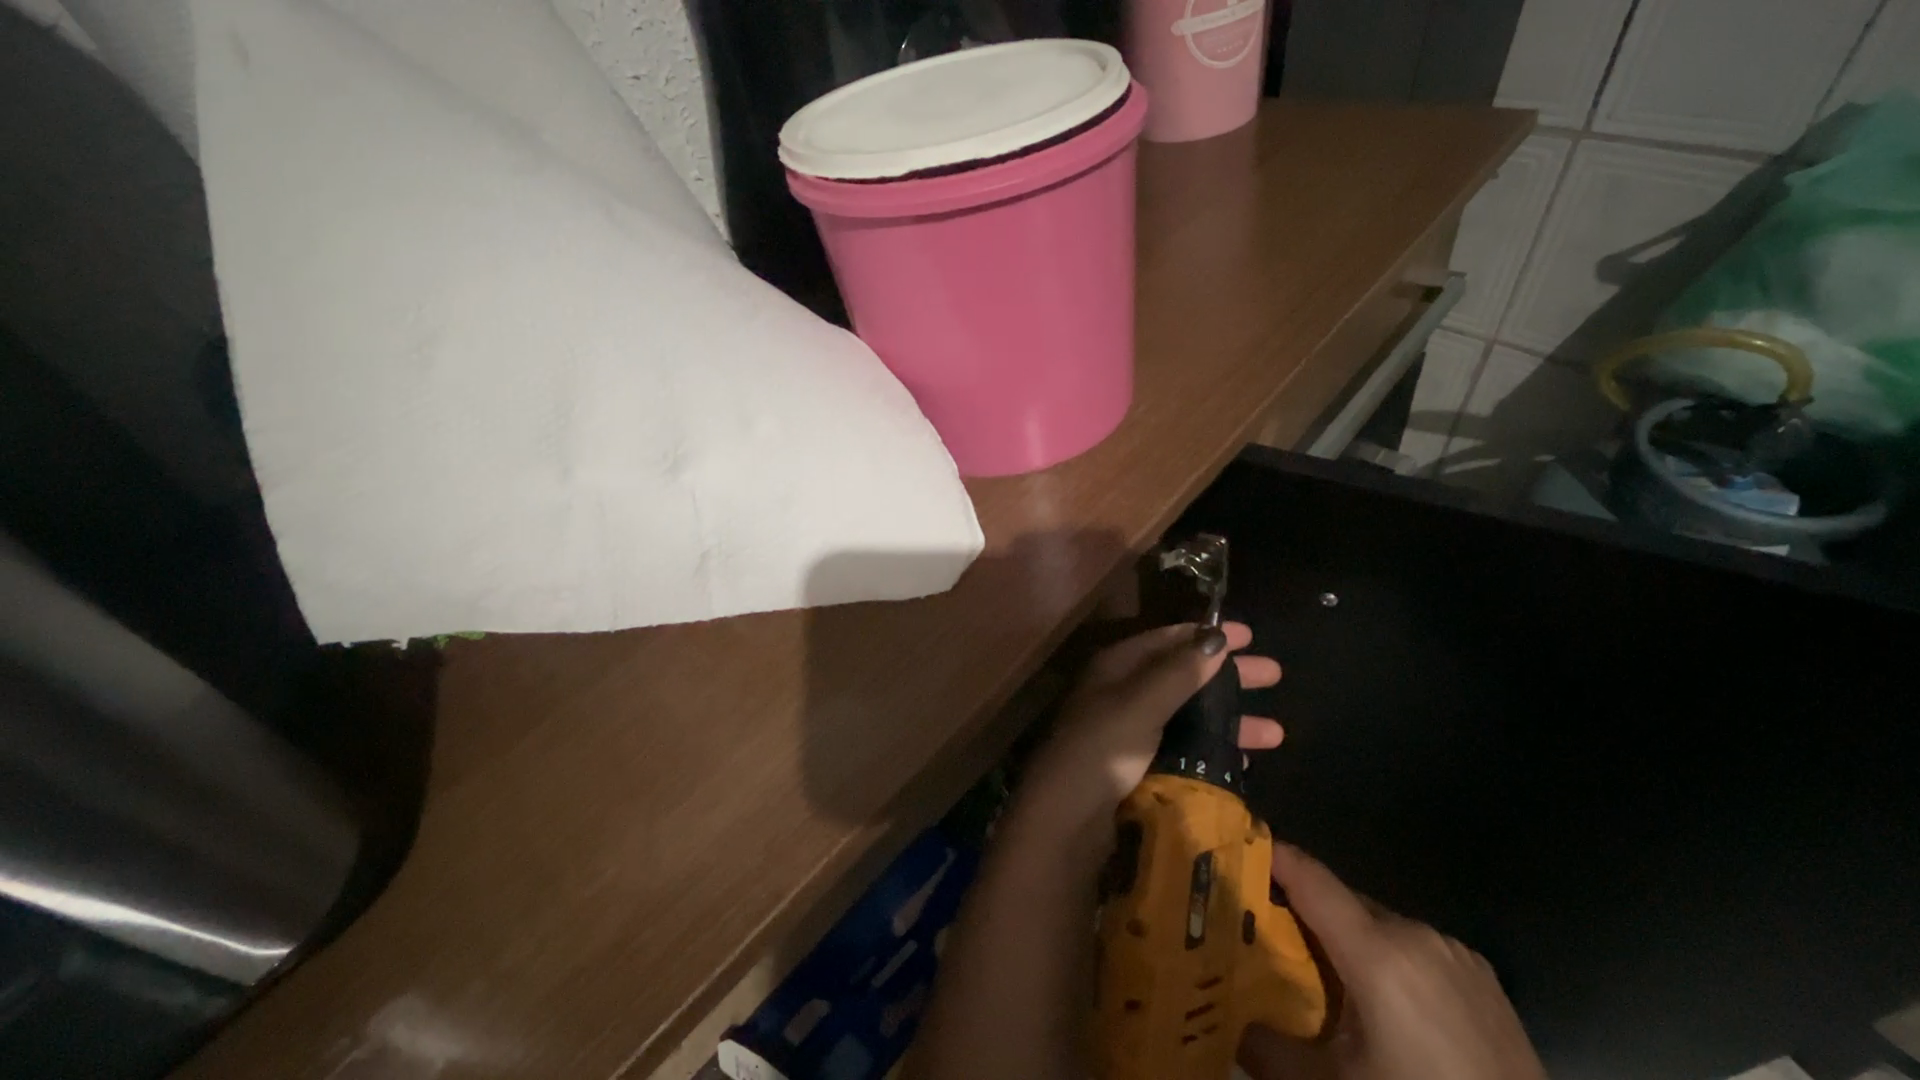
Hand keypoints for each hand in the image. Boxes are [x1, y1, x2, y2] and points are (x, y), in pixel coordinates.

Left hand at [1015, 621, 1283, 836]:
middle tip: (1274, 676)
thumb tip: (1217, 636)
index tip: (1251, 636)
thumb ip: (1180, 671)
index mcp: (1116, 668)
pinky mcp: (1139, 770)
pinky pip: (1185, 751)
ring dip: (1230, 720)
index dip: (1207, 635)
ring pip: (1189, 717)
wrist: (1066, 820)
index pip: (1167, 639)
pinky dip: (1213, 751)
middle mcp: (1122, 695)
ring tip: (1275, 733)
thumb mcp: (1141, 704)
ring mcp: (1130, 734)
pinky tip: (1245, 762)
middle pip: (1183, 677)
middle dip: (1229, 677)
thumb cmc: (1102, 750)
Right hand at [1240, 846, 1547, 1079]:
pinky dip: (1387, 961)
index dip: (1274, 856)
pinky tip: (1385, 1008)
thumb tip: (1227, 1022)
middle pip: (1343, 903)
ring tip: (1321, 980)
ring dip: (1346, 942)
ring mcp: (1457, 955)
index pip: (1312, 880)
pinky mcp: (1484, 979)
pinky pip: (1418, 951)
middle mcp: (1418, 936)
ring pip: (1381, 928)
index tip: (1236, 843)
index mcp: (1378, 953)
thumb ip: (1267, 1049)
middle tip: (1262, 935)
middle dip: (1301, 912)